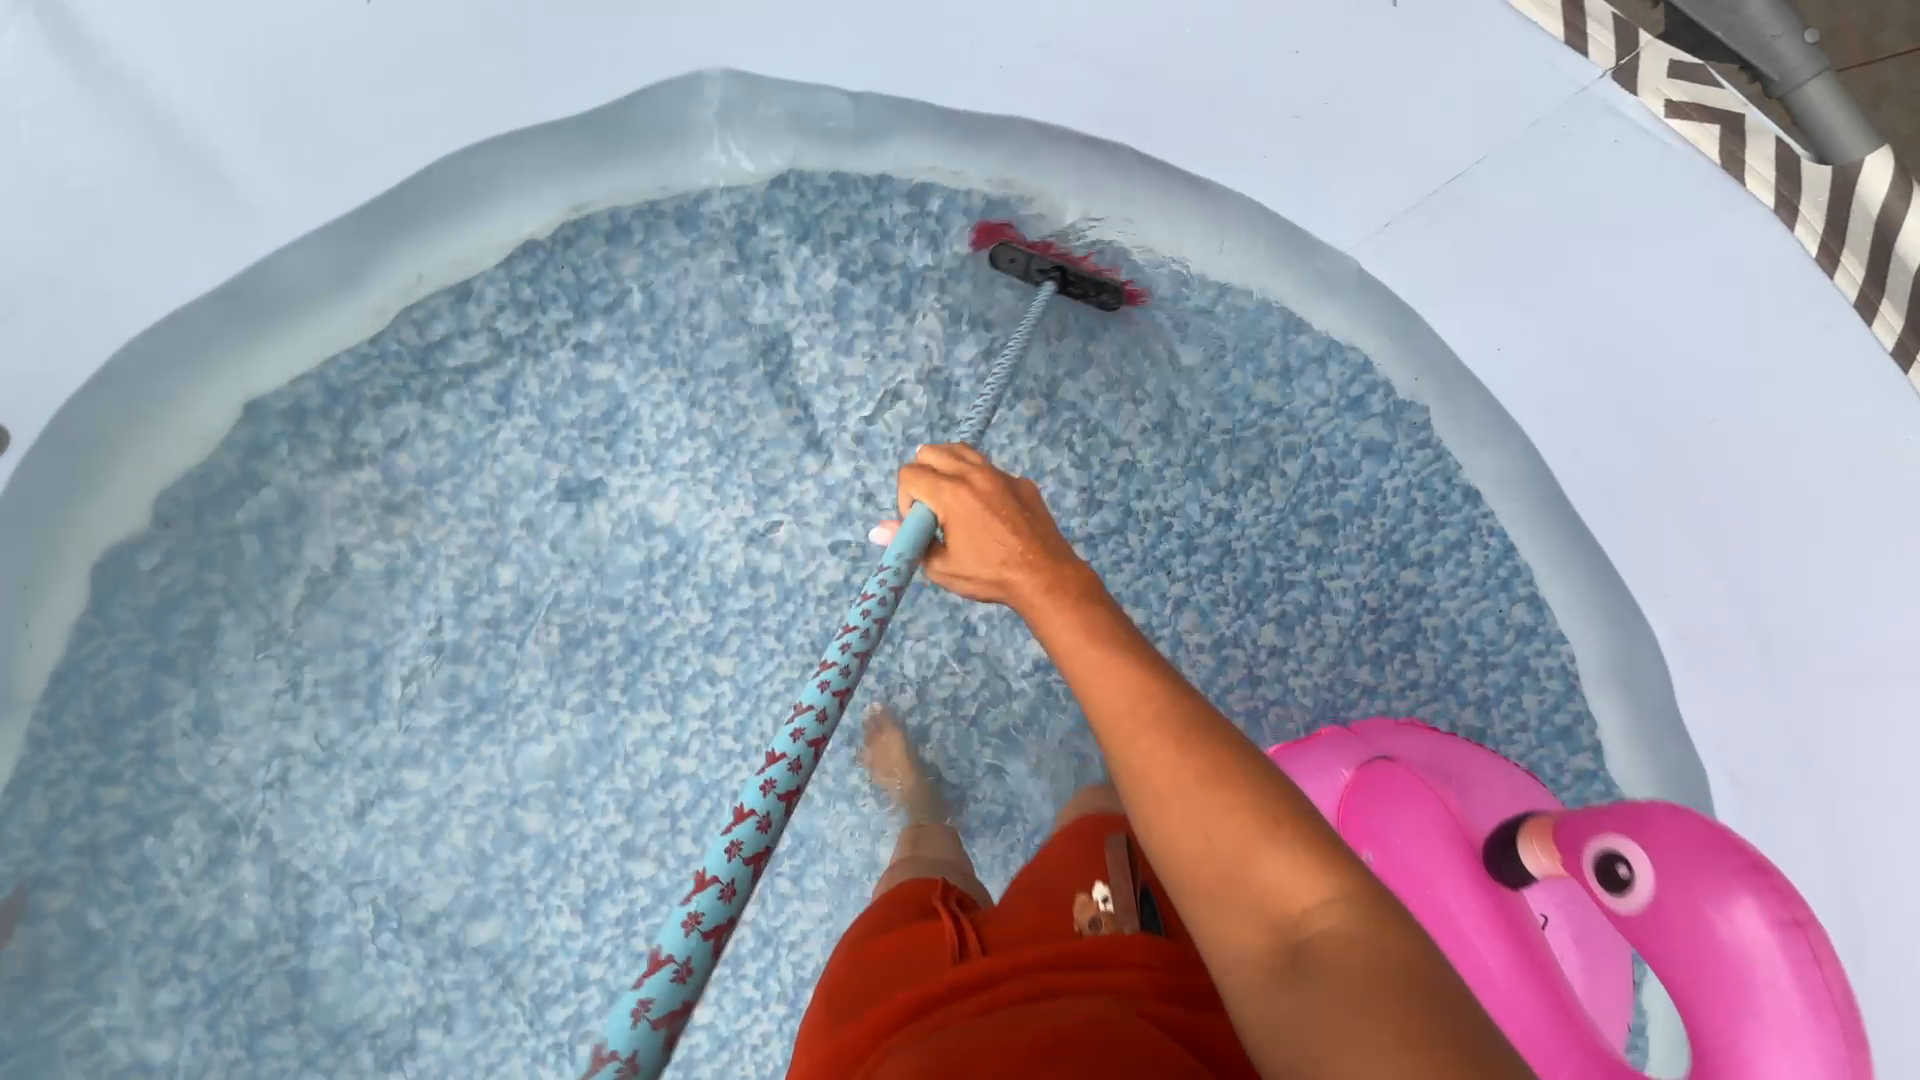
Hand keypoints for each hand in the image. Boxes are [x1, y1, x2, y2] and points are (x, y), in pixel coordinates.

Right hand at [871, 444, 1094, 611]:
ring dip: (948, 469)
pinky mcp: (1021, 482)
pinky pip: (990, 469)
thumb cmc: (989, 575)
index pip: (909, 473)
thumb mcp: (941, 567)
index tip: (919, 524)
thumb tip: (877, 530)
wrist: (1045, 576)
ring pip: (962, 451)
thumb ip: (909, 542)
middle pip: (931, 451)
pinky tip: (987, 511)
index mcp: (950, 492)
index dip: (905, 499)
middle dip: (922, 476)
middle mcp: (973, 473)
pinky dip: (978, 480)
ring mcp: (1000, 474)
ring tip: (952, 500)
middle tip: (931, 509)